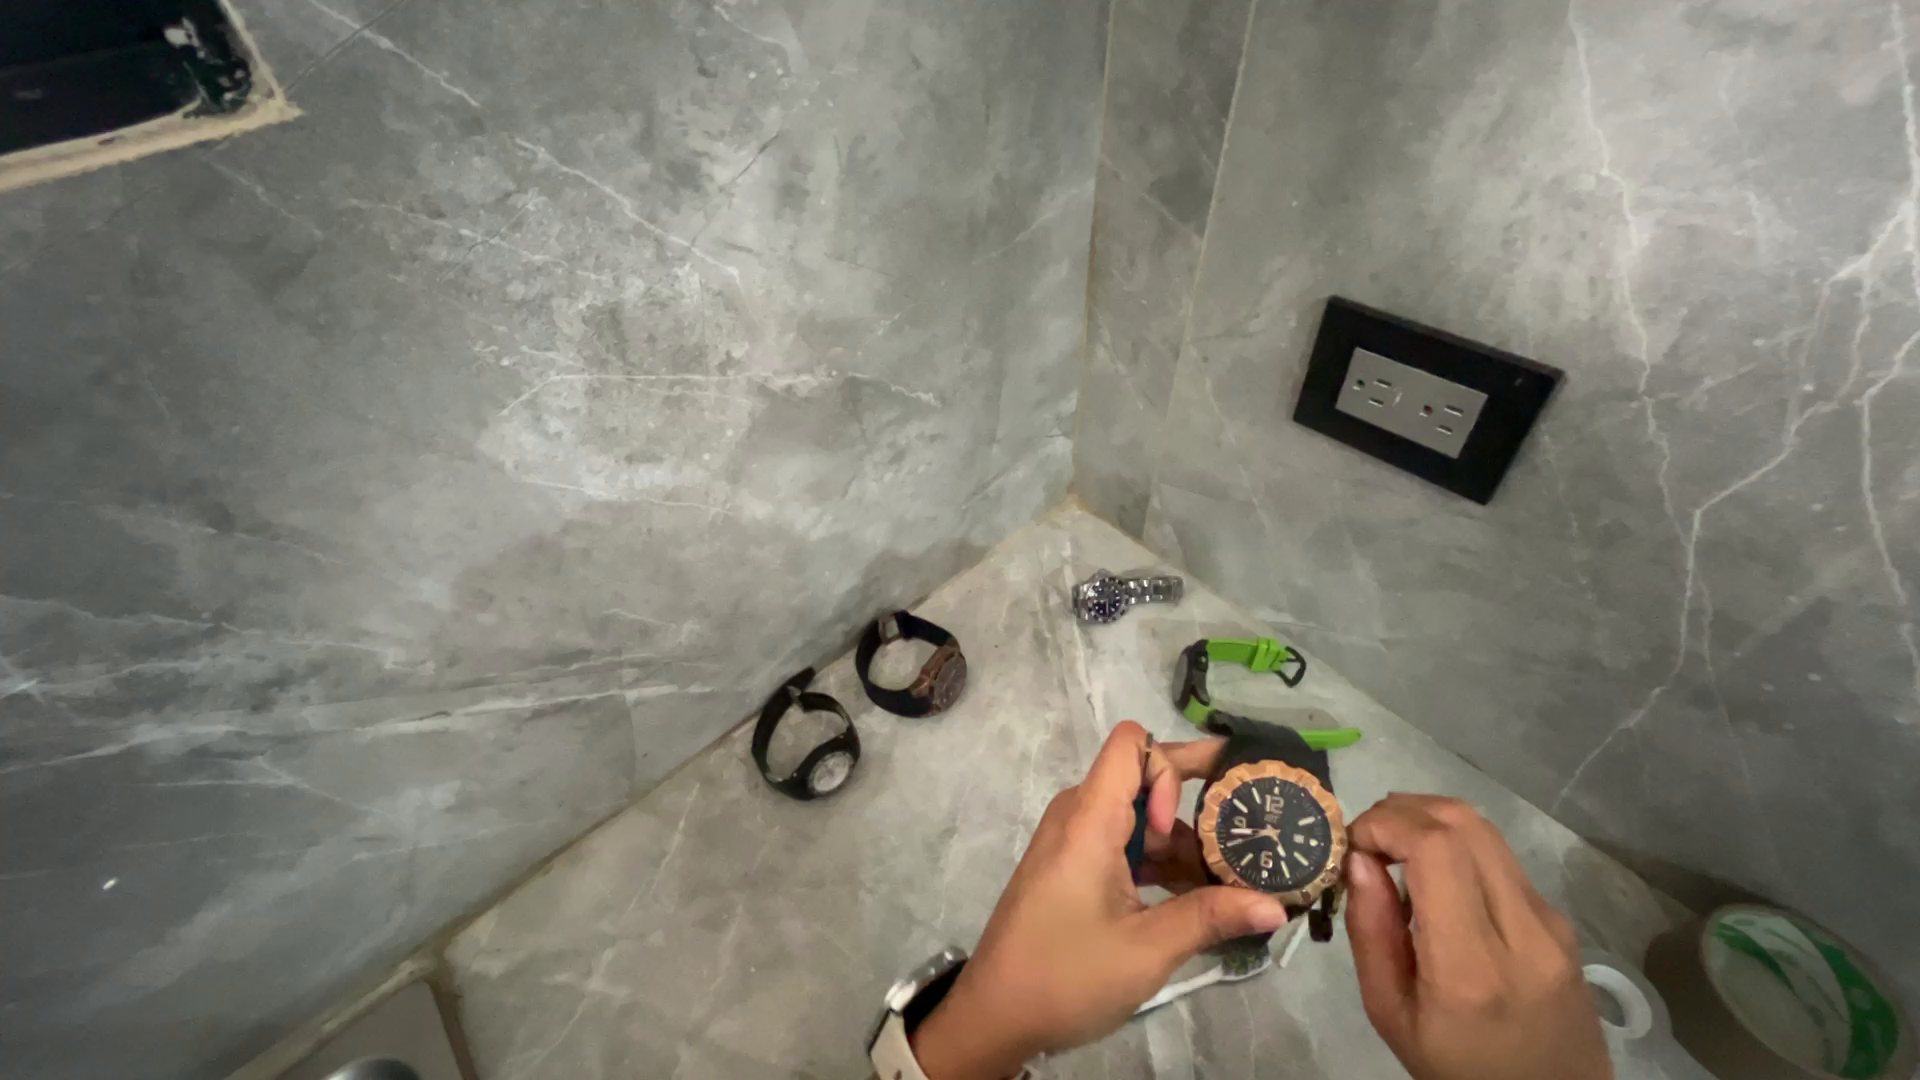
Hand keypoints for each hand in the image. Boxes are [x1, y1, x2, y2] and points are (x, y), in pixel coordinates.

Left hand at [910, 722, 1289, 1079]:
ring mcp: (1076, 840)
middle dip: (1195, 803)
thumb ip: (1210, 917)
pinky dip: (1161, 863)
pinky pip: (1125, 844)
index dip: (1171, 766)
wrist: (995, 1013)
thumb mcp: (1146, 949)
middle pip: (1142, 778)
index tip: (1191, 819)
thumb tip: (1277, 905)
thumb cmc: (1065, 973)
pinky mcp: (1076, 866)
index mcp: (1089, 816)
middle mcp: (1080, 814)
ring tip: (1237, 881)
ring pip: (1139, 817)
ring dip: (1183, 844)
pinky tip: (1201, 900)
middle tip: (1249, 832)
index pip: (1132, 745)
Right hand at [1345, 794, 1608, 1079]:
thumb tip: (1357, 857)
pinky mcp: (1559, 918)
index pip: (1436, 849)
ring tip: (1392, 847)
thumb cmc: (1456, 1066)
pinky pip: (1496, 853)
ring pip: (1482, 827)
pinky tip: (1429, 873)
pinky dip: (1450, 841)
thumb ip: (1370, 931)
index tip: (1353, 844)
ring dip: (1425, 818)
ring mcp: (1550, 921)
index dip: (1385, 825)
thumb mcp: (1389, 1010)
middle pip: (1461, 822)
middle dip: (1400, 811)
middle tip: (1366, 838)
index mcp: (1473, 965)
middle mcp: (1524, 931)